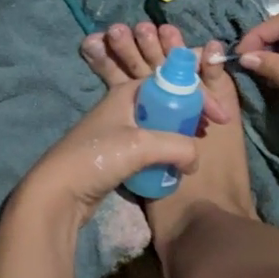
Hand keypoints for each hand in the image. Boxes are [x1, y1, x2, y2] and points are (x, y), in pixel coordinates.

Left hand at [9, 77, 200, 231]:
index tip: (221, 119)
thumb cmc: (97, 158)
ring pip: (159, 128)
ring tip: (194, 153)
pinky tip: (174, 168)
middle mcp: (123, 106)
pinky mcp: (116, 156)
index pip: (173, 84)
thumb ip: (178, 147)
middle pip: (167, 104)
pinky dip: (165, 154)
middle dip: (191, 116)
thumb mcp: (143, 145)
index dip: (200, 97)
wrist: (57, 193)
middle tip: (209, 133)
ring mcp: (118, 132)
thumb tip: (195, 160)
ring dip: (179, 138)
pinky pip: (149, 148)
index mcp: (128, 91)